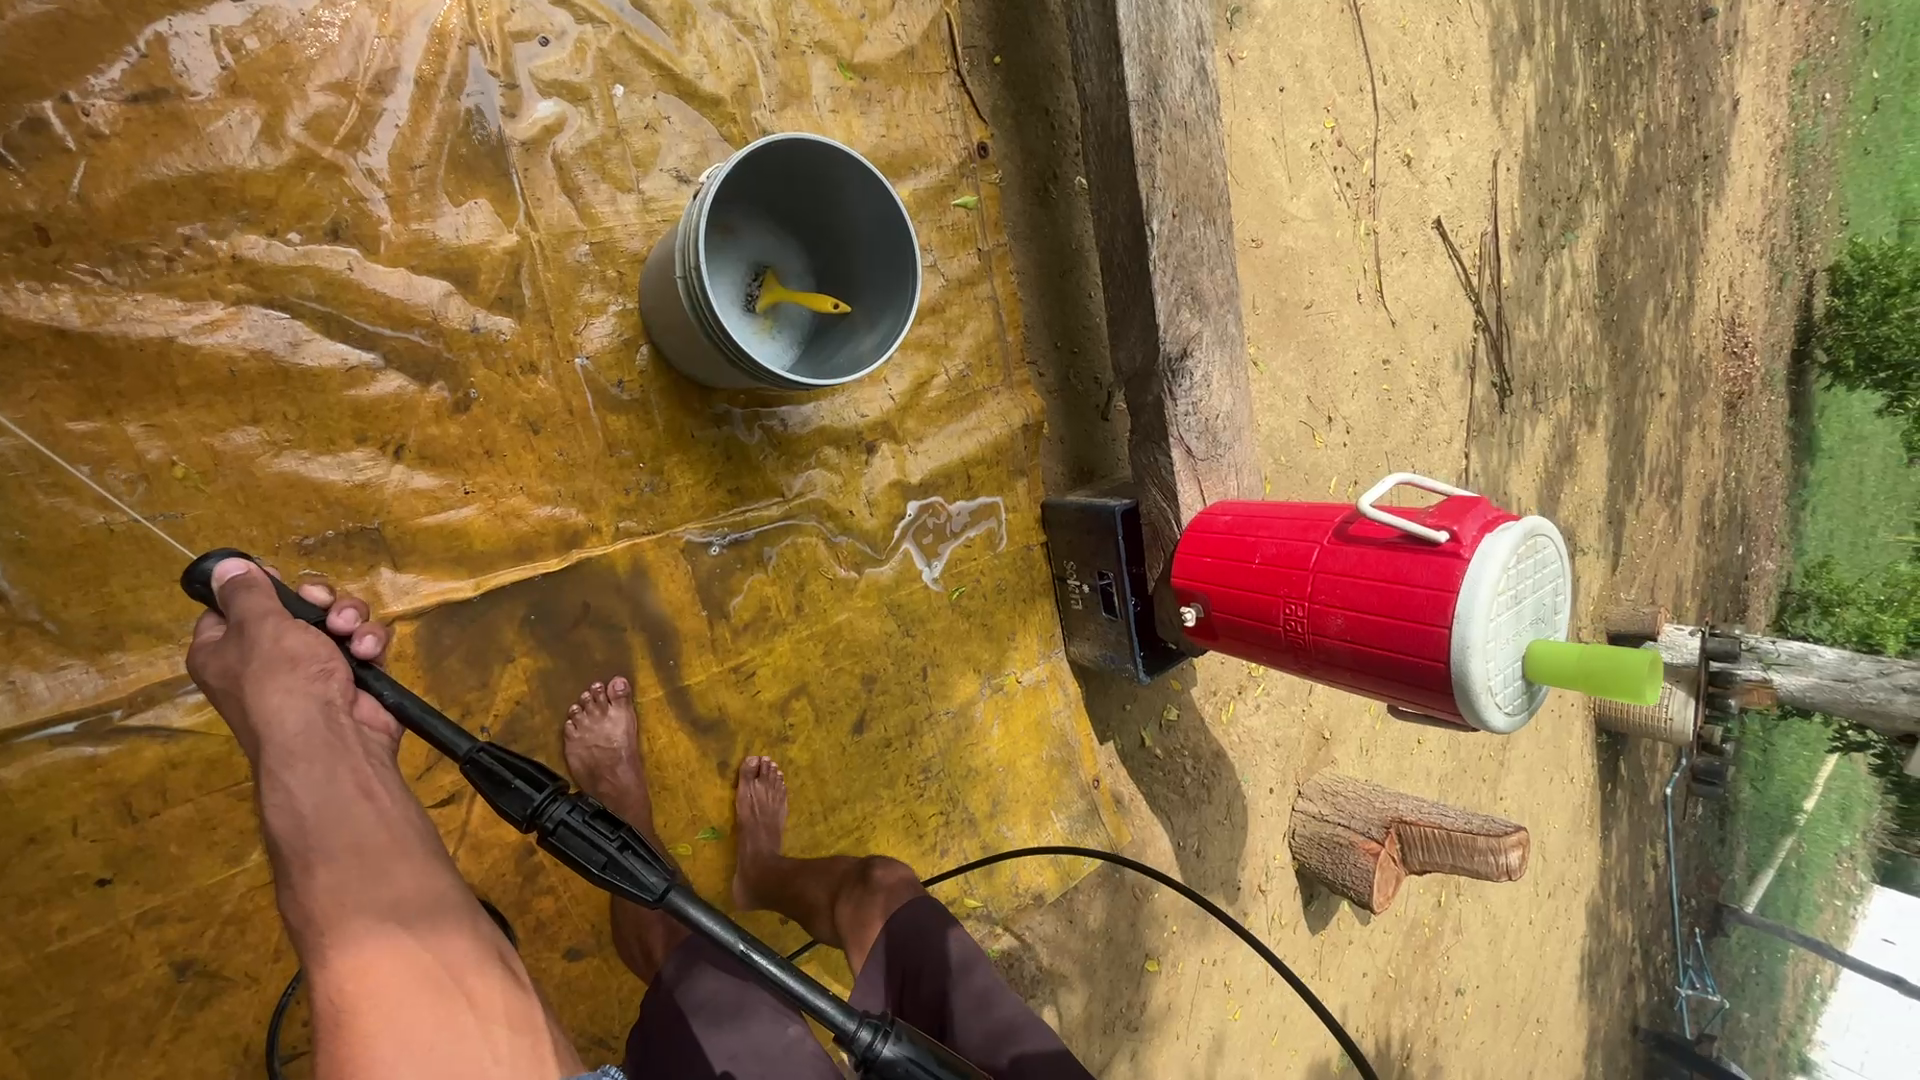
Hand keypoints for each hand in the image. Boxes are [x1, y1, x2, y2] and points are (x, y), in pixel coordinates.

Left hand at [186, 558, 400, 760]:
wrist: (330, 736)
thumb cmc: (281, 680)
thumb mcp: (258, 626)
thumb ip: (247, 592)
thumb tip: (224, 566)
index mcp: (226, 649)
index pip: (234, 608)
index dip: (258, 590)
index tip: (276, 579)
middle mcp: (268, 657)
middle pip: (296, 609)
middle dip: (320, 602)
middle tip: (323, 608)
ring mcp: (313, 668)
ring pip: (337, 622)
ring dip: (351, 621)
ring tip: (350, 634)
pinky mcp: (353, 676)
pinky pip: (364, 644)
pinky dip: (370, 644)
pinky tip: (367, 654)